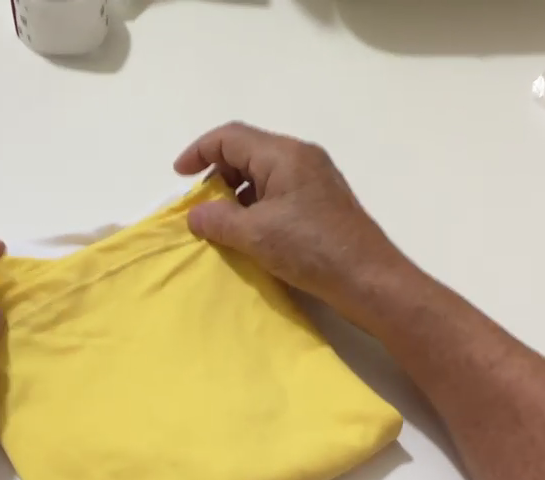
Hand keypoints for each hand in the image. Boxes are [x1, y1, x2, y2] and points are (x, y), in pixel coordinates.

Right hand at [174, 123, 415, 320]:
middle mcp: (300, 157)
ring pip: (262, 174)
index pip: (231, 137)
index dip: (199, 152)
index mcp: (283, 155)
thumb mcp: (255, 235)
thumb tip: (195, 214)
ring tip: (221, 224)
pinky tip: (248, 233)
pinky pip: (277, 192)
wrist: (365, 277)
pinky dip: (255, 205)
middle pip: (247, 151)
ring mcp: (313, 179)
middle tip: (200, 207)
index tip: (179, 176)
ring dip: (236, 194)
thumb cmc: (310, 249)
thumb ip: (219, 220)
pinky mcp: (320, 202)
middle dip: (217, 174)